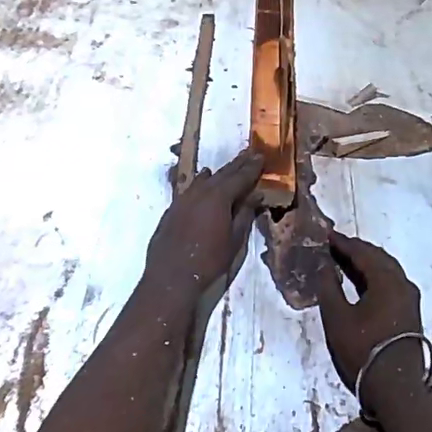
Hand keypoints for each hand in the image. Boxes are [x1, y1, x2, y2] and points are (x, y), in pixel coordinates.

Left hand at [141, 149, 262, 302]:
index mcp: (218, 197)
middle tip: (248, 155)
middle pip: (221, 175)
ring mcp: (182, 200)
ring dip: (217, 174)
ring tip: (227, 169)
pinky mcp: (172, 210)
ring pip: (203, 181)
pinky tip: (202, 184)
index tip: (260, 156)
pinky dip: (200, 185)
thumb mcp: (234, 240)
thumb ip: (244, 214)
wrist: (171, 276)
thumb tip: (255, 196)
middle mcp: (199, 192)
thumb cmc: (209, 261)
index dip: (252, 168)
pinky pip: (190, 190)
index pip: (239, 177)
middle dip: (236, 165)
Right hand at [313, 233, 424, 400]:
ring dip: (366, 262)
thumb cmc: (362, 350)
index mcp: (387, 281)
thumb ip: (329, 287)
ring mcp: (409, 299)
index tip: (326, 235)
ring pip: (387, 270)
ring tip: (344, 260)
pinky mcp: (409, 312)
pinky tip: (360, 281)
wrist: (394, 388)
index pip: (363, 253)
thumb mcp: (337, 318)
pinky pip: (390, 282)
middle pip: (378, 258)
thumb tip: (324, 266)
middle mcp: (403, 284)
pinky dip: (374, 276)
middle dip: (356, 250)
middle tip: (335, 245)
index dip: (343, 243)